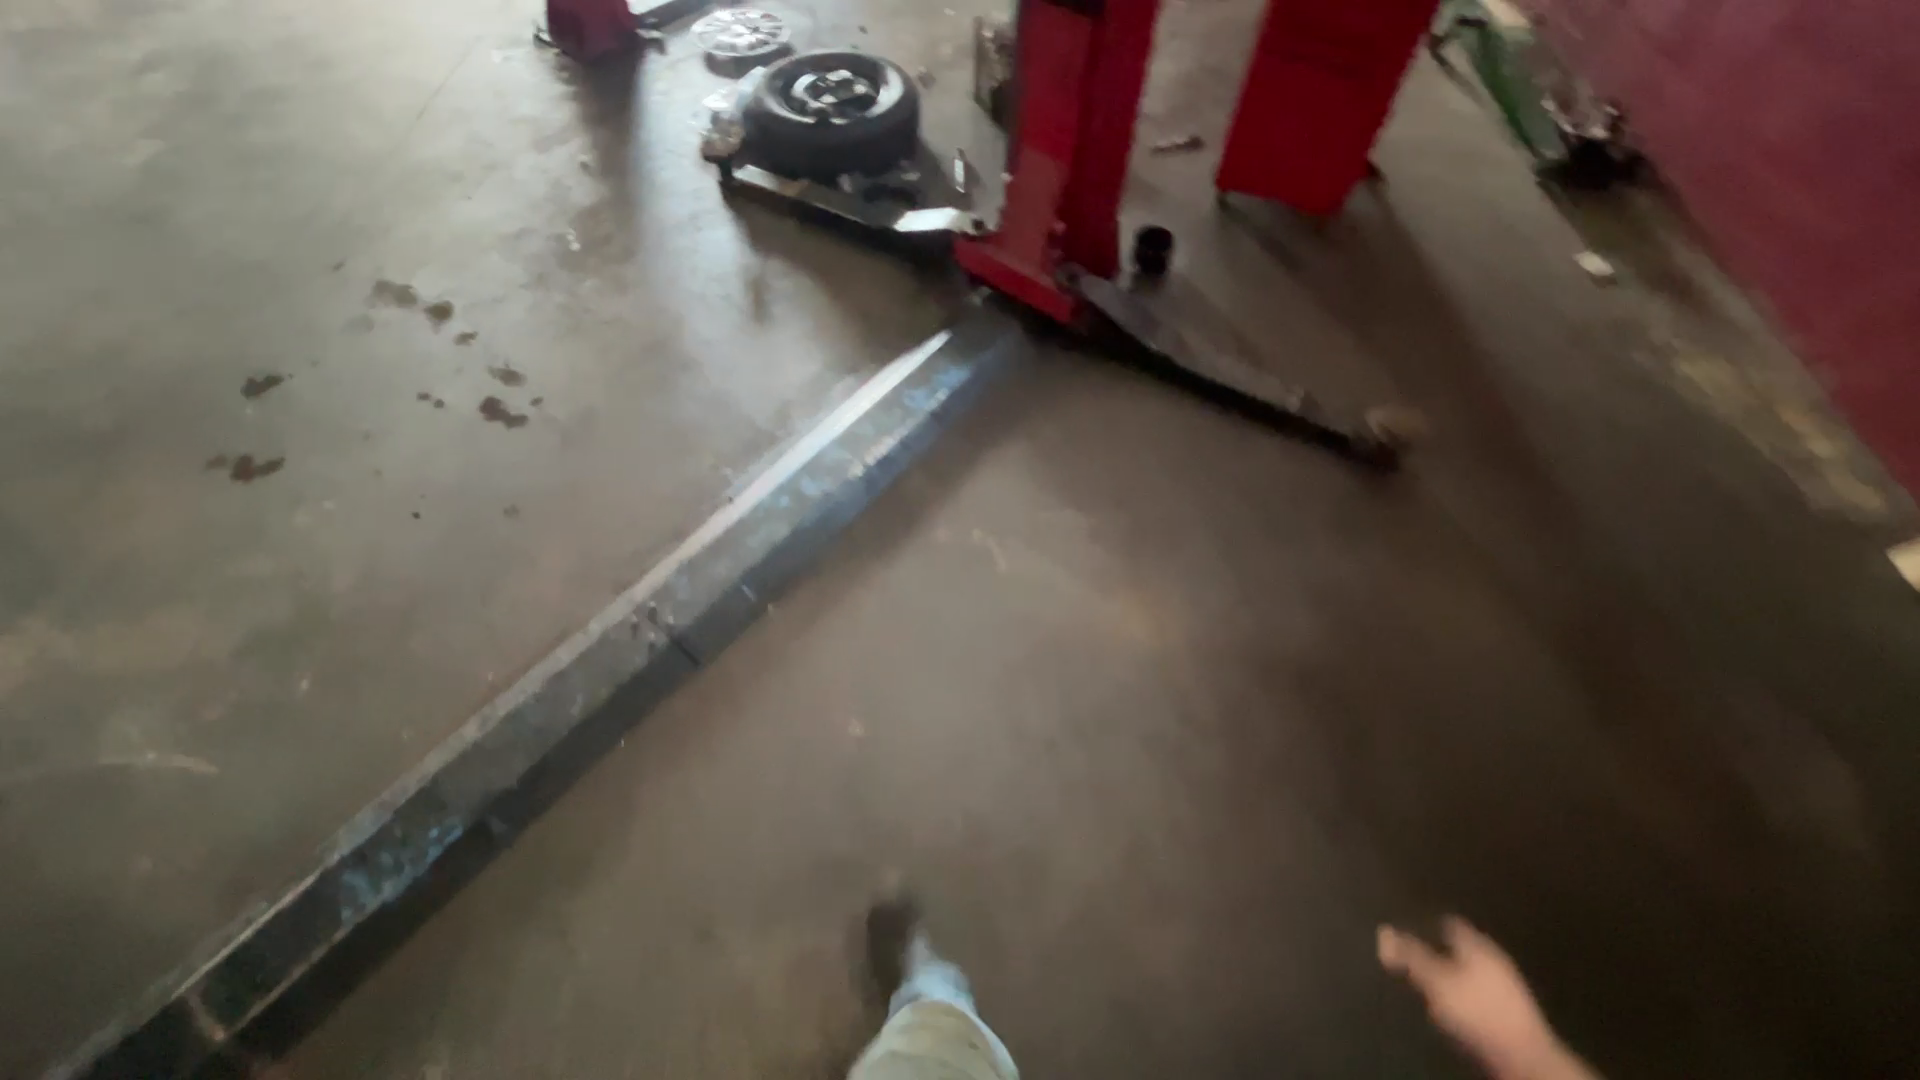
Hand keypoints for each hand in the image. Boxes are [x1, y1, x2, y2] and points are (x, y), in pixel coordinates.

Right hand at [1378, 917, 1576, 1079]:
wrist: (1524, 1057)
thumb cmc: (1476, 1010)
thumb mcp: (1435, 980)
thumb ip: (1410, 955)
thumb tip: (1384, 932)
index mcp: (1478, 944)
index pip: (1448, 923)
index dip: (1426, 924)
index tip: (1406, 930)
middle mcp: (1494, 958)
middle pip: (1459, 948)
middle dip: (1436, 952)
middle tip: (1412, 958)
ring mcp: (1505, 986)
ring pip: (1469, 972)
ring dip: (1449, 976)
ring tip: (1426, 984)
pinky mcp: (1508, 1011)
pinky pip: (1477, 994)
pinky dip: (1462, 996)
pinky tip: (1450, 1007)